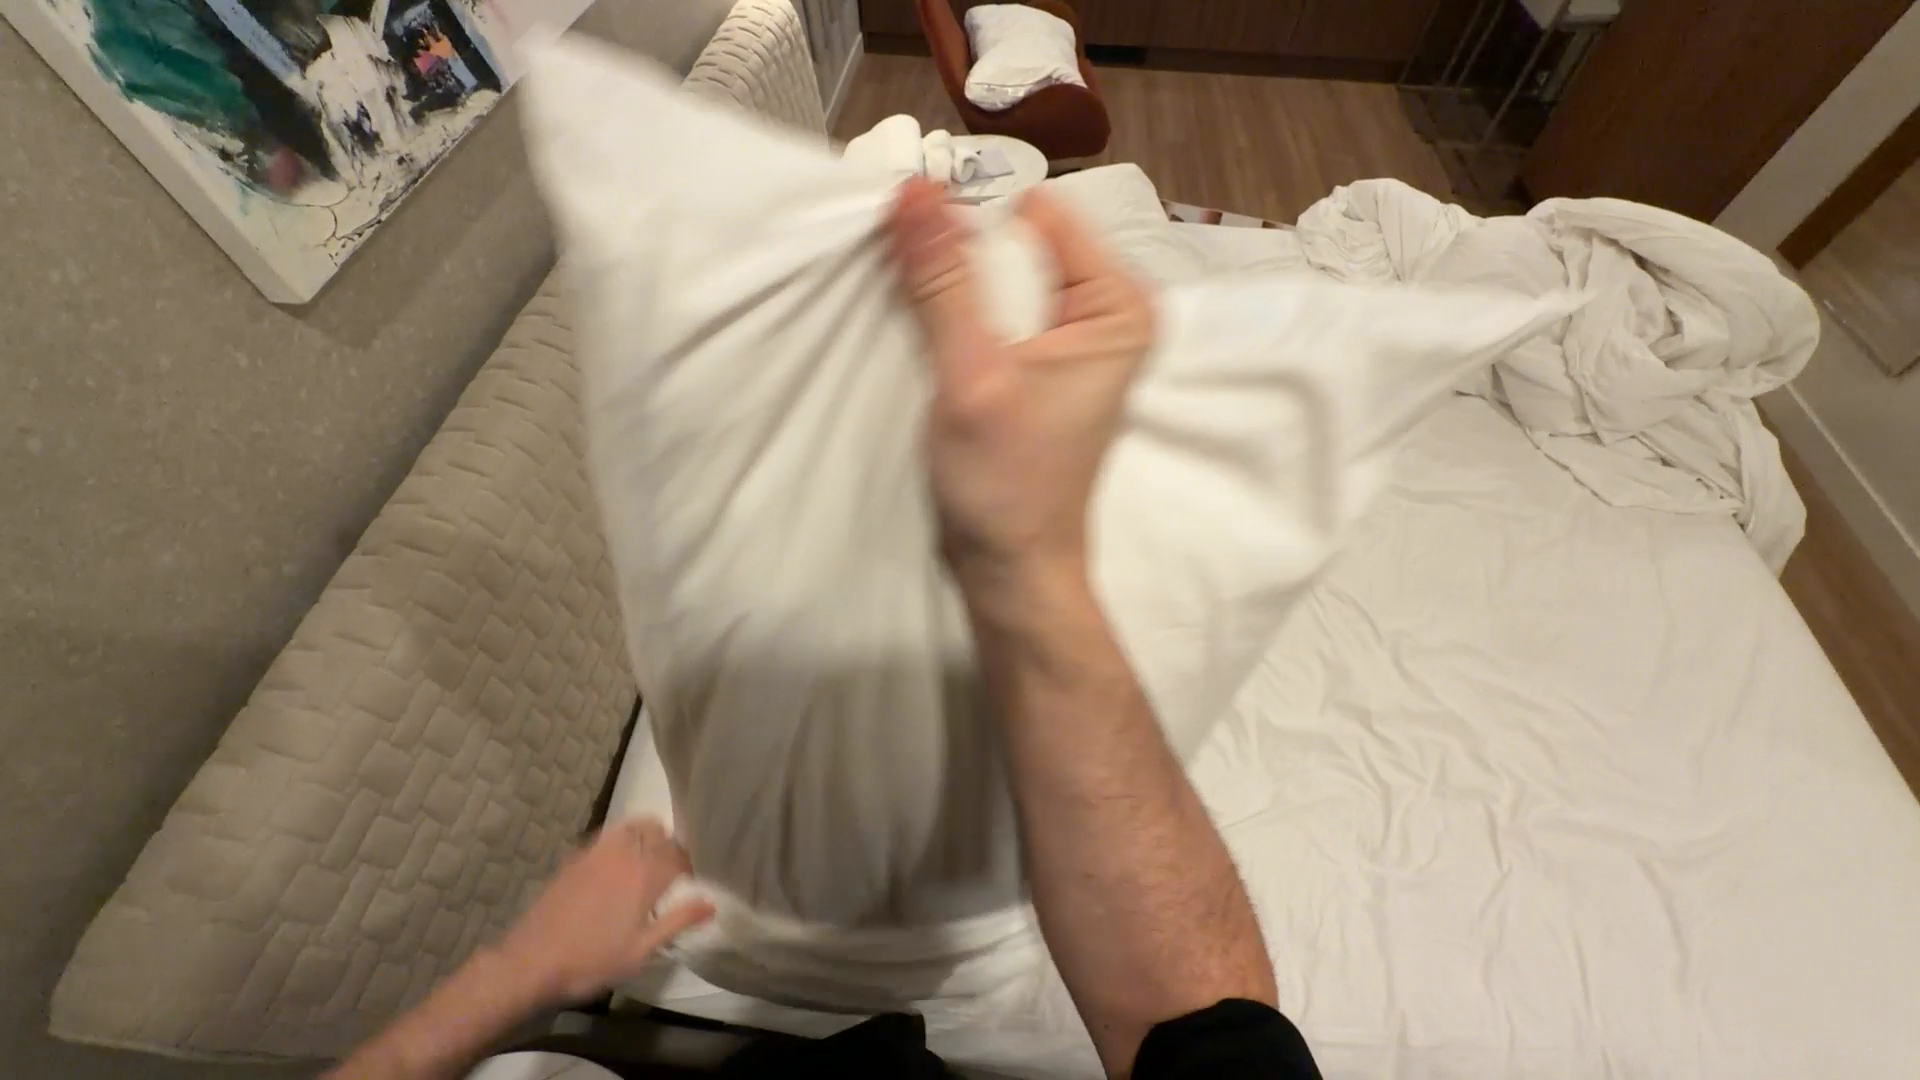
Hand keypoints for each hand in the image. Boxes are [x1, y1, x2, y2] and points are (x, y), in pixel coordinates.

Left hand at [495, 817, 714, 1004]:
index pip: (680, 854)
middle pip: (657, 831)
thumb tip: (711, 903)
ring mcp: (597, 852)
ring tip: (642, 863)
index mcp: (645, 874)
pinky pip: (607, 836)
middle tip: (667, 873)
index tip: (689, 883)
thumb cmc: (591, 961)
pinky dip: (619, 843)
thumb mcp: (641, 951)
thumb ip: (678, 922)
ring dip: (644, 837)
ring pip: (631, 826)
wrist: (528, 963)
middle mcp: (625, 853)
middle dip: (668, 845)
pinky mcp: (575, 858)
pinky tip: (612, 871)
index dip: (689, 866)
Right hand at [886, 178, 1152, 606]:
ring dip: (952, 293)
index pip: (1038, 216)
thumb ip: (944, 281)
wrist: (1011, 566)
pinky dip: (958, 322)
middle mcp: (1105, 314)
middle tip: (917, 302)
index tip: (923, 263)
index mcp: (1118, 304)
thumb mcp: (973, 375)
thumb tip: (912, 188)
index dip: (975, 230)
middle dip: (961, 262)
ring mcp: (1071, 343)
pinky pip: (994, 316)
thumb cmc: (1006, 482)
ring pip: (998, 280)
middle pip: (1018, 246)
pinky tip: (932, 347)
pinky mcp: (1040, 368)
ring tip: (923, 331)